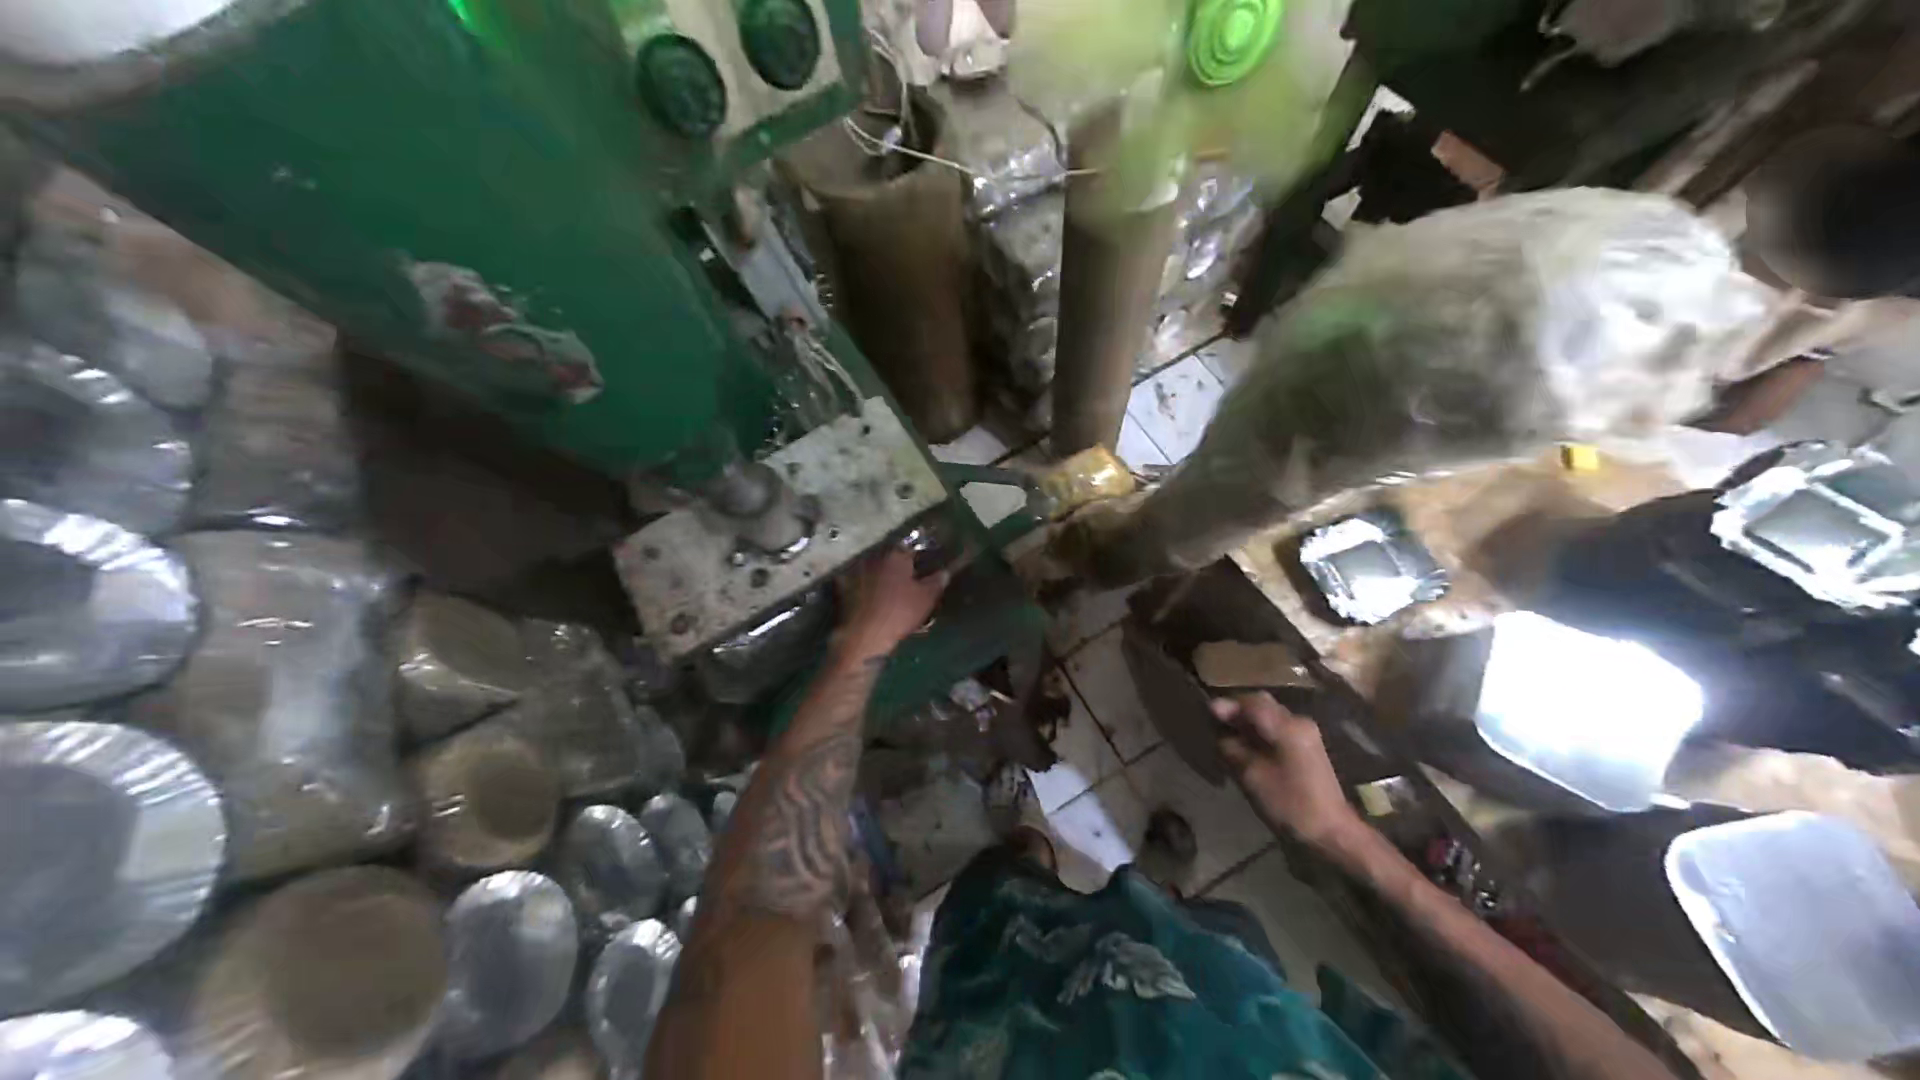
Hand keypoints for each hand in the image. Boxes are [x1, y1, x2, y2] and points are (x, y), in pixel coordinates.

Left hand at [833, 548, 950, 662]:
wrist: (864, 635)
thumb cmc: (899, 612)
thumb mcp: (926, 598)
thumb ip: (937, 582)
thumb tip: (945, 572)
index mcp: (896, 556)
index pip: (911, 548)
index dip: (920, 557)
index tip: (925, 565)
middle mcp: (874, 558)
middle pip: (891, 558)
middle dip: (900, 567)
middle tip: (909, 581)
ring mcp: (856, 572)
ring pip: (875, 571)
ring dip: (882, 577)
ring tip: (891, 593)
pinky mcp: (843, 588)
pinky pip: (860, 584)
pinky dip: (866, 589)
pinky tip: (872, 601)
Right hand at [1214, 693, 1366, 855]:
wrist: (1331, 833)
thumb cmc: (1289, 804)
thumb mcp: (1252, 775)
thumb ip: (1233, 747)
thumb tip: (1220, 732)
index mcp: (1287, 727)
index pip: (1252, 702)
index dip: (1227, 705)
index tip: (1207, 712)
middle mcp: (1299, 722)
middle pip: (1263, 704)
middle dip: (1237, 710)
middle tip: (1216, 722)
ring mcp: (1306, 734)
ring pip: (1270, 715)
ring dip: (1248, 720)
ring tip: (1228, 734)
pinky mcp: (1308, 747)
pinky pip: (1278, 728)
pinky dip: (1260, 731)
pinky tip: (1247, 745)